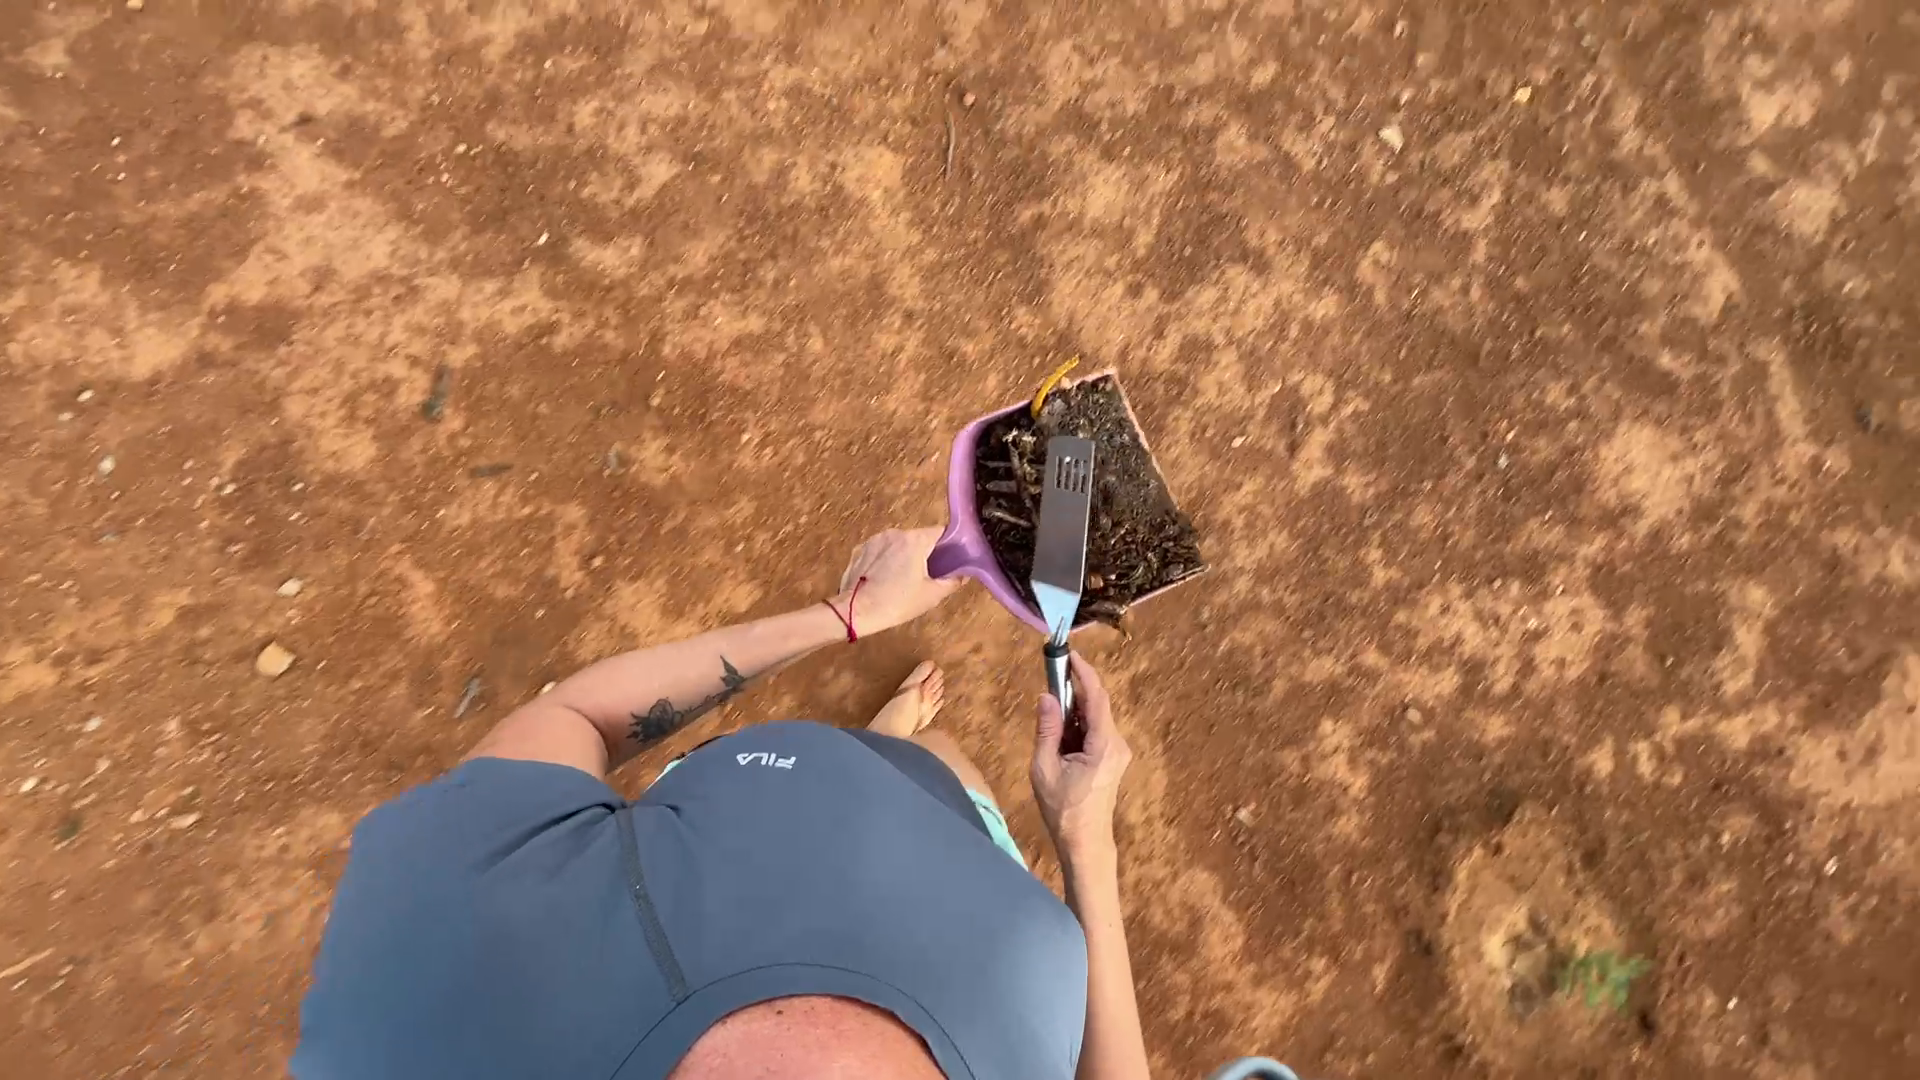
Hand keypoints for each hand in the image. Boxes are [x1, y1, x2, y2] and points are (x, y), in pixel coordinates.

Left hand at [834, 527, 962, 635]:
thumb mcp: (931, 595)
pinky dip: (885, 560)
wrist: (855, 612)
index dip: (949, 545)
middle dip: (925, 553)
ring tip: (902, 580)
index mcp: (915, 540)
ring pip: (898, 544)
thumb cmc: (897, 602)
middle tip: (928, 576)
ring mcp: (875, 539)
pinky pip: (880, 550)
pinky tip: (884, 580)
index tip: (950, 560)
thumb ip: (952, 581)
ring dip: (904, 556)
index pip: (941, 532)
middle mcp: (895, 533)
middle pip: (919, 537)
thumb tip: (962, 575)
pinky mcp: (859, 549)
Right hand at [1031, 653, 1132, 864]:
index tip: (1069, 654)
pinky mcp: (1112, 758)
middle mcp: (1117, 744)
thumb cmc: (1063, 809)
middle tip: (1051, 677)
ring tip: (1051, 711)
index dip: (1084, 673)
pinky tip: (1060, 731)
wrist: (1085, 843)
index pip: (1097, 698)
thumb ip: (1046, 729)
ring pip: (1096, 717)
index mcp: (1104, 745)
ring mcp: (1117, 751)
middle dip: (1075, 689)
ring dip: (1074, 709)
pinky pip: (1095, 730)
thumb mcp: (1044, 768)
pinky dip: (1077, 723)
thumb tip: (1047, 696)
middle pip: (1097, 705)